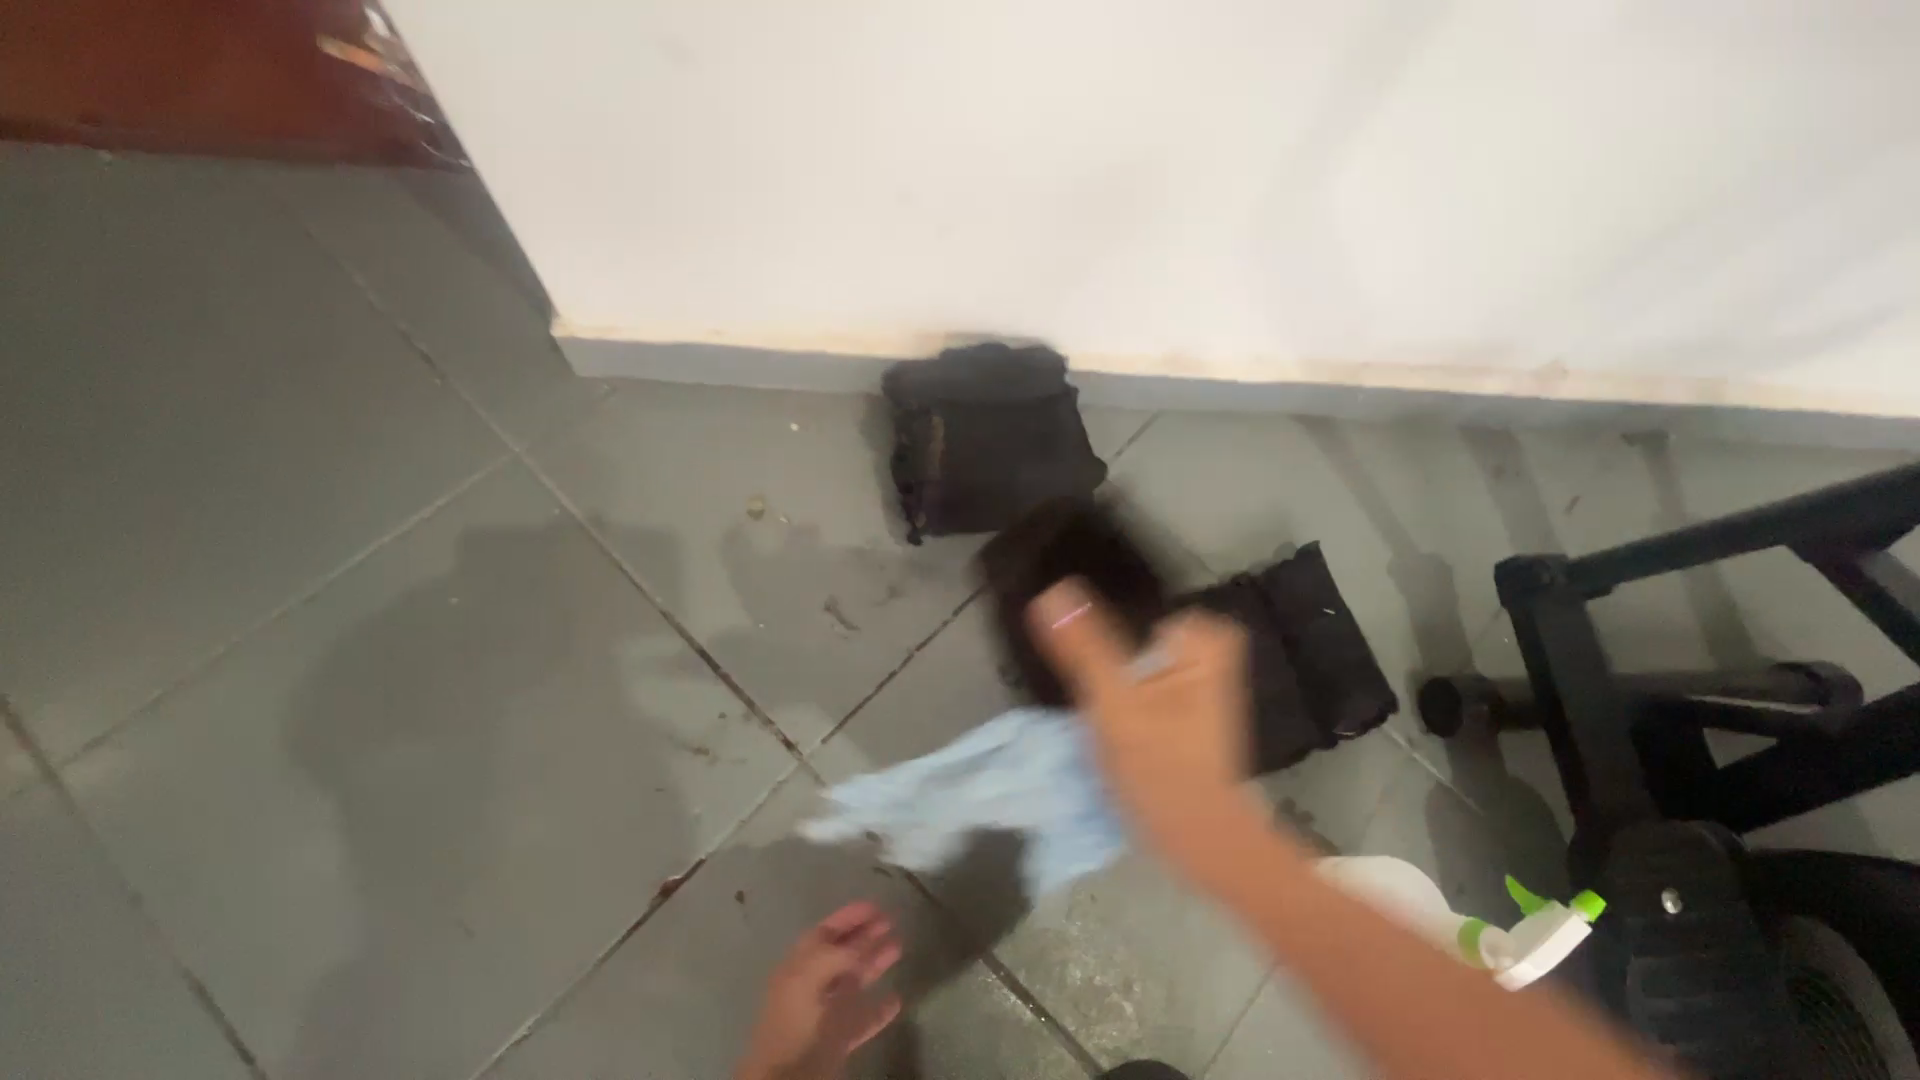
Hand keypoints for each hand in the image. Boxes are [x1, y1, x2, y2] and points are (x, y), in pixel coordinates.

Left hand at [736, 902, 902, 1079]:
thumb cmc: (793, 1022)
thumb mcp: (809, 977)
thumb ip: (835, 955)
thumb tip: (861, 944)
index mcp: (798, 966)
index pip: (825, 932)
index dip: (849, 917)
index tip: (876, 906)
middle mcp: (811, 985)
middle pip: (841, 953)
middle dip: (865, 935)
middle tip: (891, 922)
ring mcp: (825, 1013)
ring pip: (853, 982)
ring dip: (875, 964)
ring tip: (899, 948)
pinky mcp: (837, 1040)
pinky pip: (861, 1019)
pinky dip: (878, 1009)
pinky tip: (896, 1000)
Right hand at [1028, 579, 1281, 886]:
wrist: (1200, 842)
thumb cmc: (1163, 769)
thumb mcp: (1114, 704)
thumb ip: (1083, 647)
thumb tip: (1051, 591)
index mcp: (1204, 640)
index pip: (1135, 609)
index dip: (1106, 634)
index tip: (1097, 672)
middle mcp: (1208, 655)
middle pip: (1133, 637)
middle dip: (1108, 661)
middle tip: (1100, 700)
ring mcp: (1197, 686)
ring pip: (1132, 664)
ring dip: (1112, 684)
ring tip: (1107, 721)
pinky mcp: (1183, 715)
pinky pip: (1138, 688)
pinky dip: (1124, 703)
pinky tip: (1116, 733)